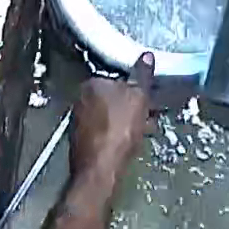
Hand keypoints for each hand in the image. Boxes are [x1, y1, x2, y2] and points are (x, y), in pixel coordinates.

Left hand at [68, 53, 152, 189]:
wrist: (100, 171)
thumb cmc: (120, 130)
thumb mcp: (138, 98)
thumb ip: (143, 76)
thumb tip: (147, 56)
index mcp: (91, 83)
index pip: (117, 78)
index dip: (135, 88)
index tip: (147, 98)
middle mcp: (80, 99)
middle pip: (113, 97)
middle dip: (132, 105)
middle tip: (149, 115)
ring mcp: (78, 120)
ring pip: (110, 115)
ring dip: (127, 121)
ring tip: (144, 130)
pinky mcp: (81, 141)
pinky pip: (104, 131)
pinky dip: (117, 134)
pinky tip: (129, 143)